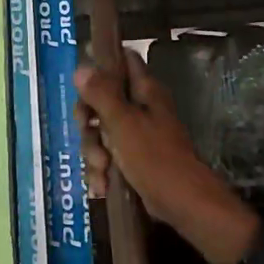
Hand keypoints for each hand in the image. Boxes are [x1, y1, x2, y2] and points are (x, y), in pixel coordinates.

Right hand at [75, 51, 261, 263]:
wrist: (182, 203)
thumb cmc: (155, 157)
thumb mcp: (123, 123)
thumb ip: (101, 94)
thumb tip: (80, 67)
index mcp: (145, 91)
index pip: (122, 61)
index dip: (101, 64)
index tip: (81, 80)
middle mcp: (141, 108)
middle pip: (101, 100)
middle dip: (89, 122)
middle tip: (87, 131)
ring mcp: (137, 135)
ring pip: (100, 133)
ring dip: (94, 153)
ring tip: (101, 170)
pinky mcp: (133, 160)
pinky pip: (107, 157)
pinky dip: (102, 171)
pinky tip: (102, 186)